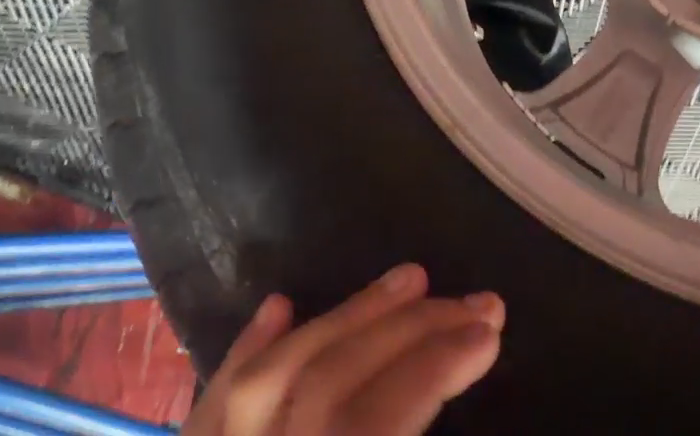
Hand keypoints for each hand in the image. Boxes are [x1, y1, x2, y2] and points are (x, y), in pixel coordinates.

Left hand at [183, 264, 502, 435]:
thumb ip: (399, 430)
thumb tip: (436, 390)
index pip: (380, 417)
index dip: (438, 367)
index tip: (490, 331)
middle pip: (332, 381)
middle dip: (411, 332)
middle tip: (476, 301)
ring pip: (274, 375)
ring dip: (347, 318)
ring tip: (409, 279)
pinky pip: (209, 402)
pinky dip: (247, 348)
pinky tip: (280, 304)